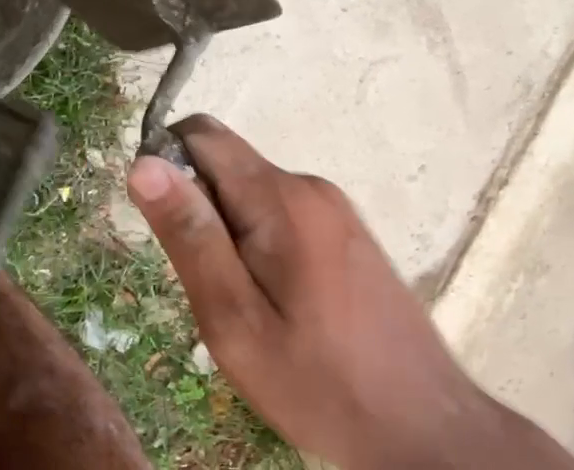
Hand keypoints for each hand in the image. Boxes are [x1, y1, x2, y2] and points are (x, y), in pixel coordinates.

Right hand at [127, 116, 573, 469]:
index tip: (168, 230)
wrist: (431, 438)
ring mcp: (334, 210)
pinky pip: (275, 212)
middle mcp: (309, 187)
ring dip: (225, 231)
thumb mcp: (233, 319)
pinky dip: (255, 243)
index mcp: (280, 199)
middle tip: (208, 281)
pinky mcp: (346, 234)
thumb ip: (189, 235)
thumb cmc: (320, 384)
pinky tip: (274, 303)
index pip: (198, 135)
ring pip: (245, 191)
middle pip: (221, 163)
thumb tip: (143, 164)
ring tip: (242, 301)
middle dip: (196, 208)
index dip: (165, 167)